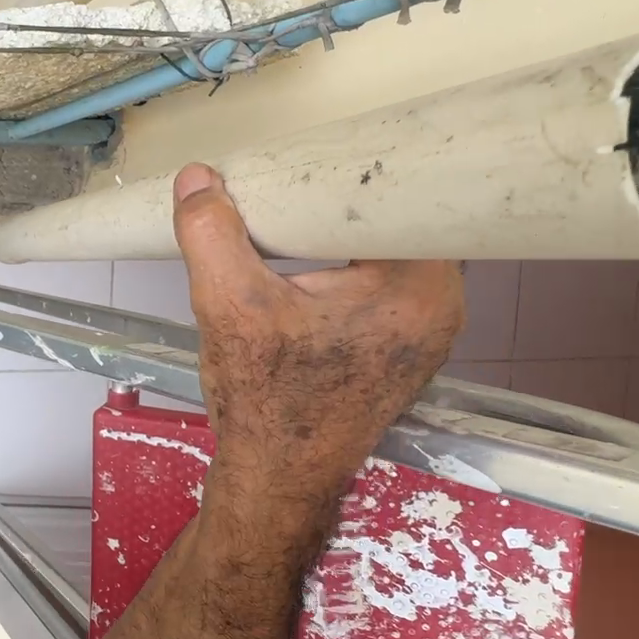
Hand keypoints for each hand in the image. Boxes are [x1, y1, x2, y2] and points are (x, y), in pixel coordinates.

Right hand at [173, 163, 463, 502]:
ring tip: (286, 232)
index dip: (353, 170)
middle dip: (333, 206)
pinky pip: (379, 283)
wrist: (274, 474)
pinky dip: (341, 269)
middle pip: (391, 222)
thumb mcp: (226, 307)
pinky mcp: (402, 346)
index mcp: (417, 283)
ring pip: (384, 252)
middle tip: (283, 195)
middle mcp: (441, 302)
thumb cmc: (263, 397)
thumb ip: (210, 235)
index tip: (307, 163)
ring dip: (336, 238)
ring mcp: (427, 328)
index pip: (403, 194)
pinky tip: (300, 277)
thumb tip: (197, 178)